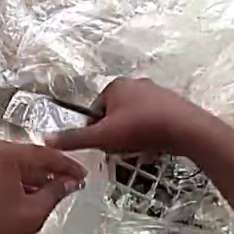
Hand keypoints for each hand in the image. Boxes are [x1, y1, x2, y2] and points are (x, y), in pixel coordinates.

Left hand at [0, 141, 87, 233]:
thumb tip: (72, 182)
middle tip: (71, 184)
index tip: (84, 175)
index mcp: (2, 153)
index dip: (66, 165)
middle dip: (49, 171)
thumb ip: (55, 193)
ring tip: (53, 193)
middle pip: (26, 156)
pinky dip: (15, 181)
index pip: (42, 153)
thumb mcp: (31, 213)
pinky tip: (28, 196)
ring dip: (32, 178)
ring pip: (12, 164)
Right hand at [48, 78, 218, 156]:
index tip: (105, 144)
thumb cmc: (141, 128)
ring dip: (133, 135)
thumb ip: (76, 139)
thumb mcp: (103, 136)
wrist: (187, 129)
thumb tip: (47, 139)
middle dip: (116, 133)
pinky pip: (152, 121)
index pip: (95, 111)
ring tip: (140, 149)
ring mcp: (156, 92)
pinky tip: (155, 146)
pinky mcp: (172, 104)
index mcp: (115, 86)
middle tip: (122, 149)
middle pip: (114, 115)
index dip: (97, 131)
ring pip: (134, 119)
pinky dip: (150, 133)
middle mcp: (135, 83)